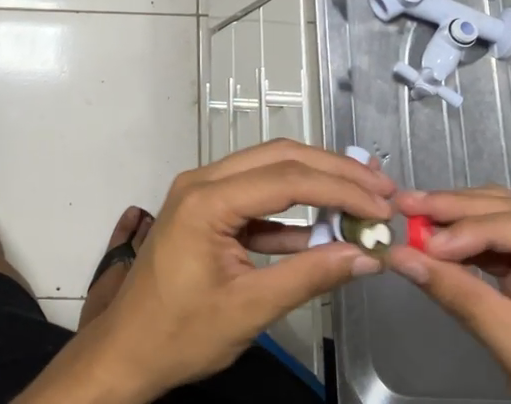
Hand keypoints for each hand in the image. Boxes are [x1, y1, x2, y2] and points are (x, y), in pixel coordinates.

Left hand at [18, 140, 394, 402]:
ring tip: (363, 200)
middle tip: (382, 190)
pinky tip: (326, 228)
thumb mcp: (250, 308)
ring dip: (316, 184)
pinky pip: (256, 197)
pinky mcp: (206, 211)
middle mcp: (202, 182)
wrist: (127, 351)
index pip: (287, 178)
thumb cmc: (180, 333)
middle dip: (334, 172)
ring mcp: (202, 193)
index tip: (383, 205)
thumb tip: (365, 256)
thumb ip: (310, 275)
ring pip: (269, 170)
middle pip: (279, 159)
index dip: (341, 188)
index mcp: (207, 200)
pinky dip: (292, 209)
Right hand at [387, 186, 510, 403]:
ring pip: (507, 224)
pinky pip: (500, 250)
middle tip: (409, 205)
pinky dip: (464, 245)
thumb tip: (402, 257)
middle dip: (462, 213)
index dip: (482, 228)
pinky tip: (432, 240)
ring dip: (457, 221)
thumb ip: (465, 300)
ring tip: (413, 215)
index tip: (430, 238)